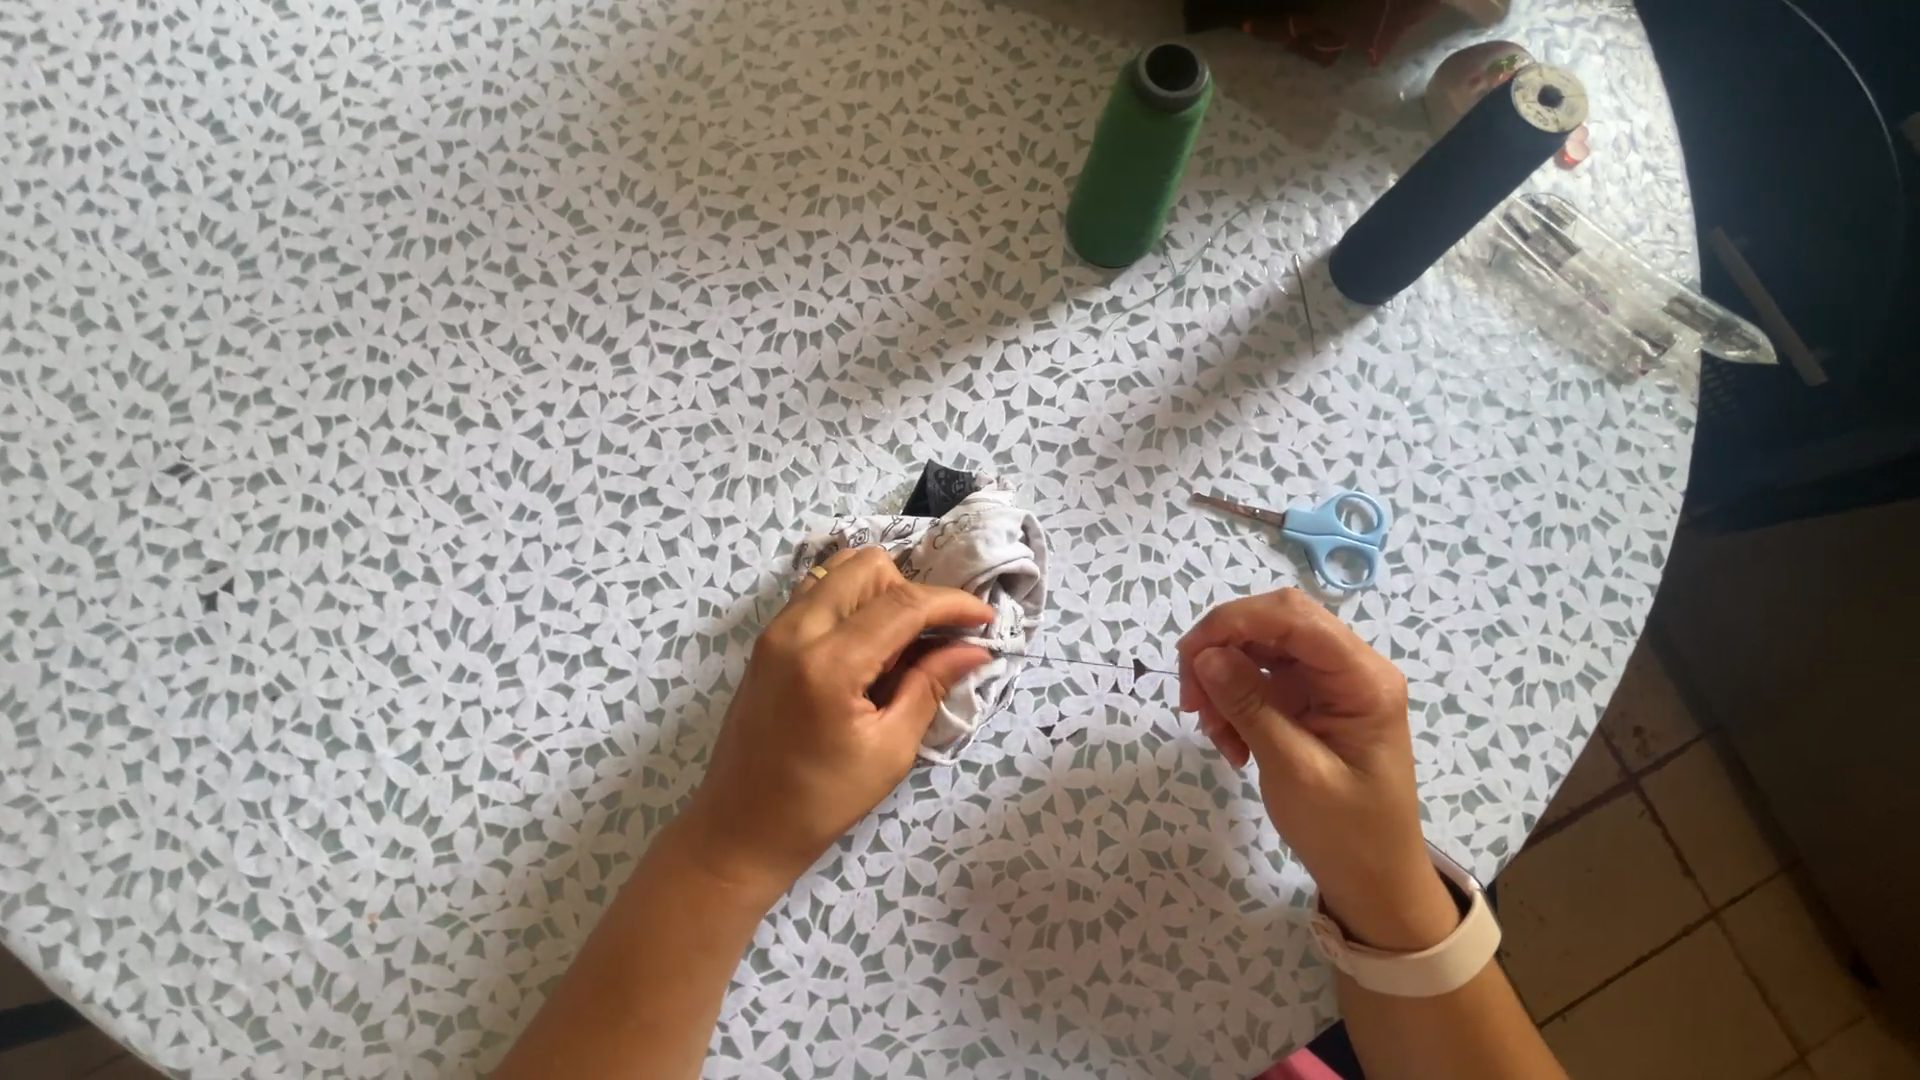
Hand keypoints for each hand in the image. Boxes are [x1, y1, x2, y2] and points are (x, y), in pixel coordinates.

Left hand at [678, 547, 993, 898]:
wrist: (740, 827)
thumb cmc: (820, 801)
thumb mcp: (890, 751)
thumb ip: (931, 686)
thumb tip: (974, 649)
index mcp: (829, 664)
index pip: (903, 604)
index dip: (952, 604)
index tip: (986, 620)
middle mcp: (796, 630)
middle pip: (869, 566)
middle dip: (912, 592)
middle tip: (928, 641)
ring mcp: (775, 629)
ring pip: (840, 569)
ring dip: (880, 591)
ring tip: (896, 644)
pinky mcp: (767, 638)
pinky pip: (818, 590)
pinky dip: (851, 599)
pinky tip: (865, 645)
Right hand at [1177, 588, 1456, 949]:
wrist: (1374, 882)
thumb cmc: (1346, 832)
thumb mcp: (1294, 770)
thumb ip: (1250, 706)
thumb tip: (1205, 655)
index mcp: (1362, 678)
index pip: (1293, 616)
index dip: (1233, 621)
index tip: (1188, 658)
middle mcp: (1347, 667)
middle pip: (1271, 623)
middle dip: (1220, 649)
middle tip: (1190, 699)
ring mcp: (1326, 681)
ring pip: (1257, 648)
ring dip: (1221, 680)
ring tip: (1214, 733)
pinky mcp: (1307, 699)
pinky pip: (1257, 678)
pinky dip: (1231, 701)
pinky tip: (1229, 741)